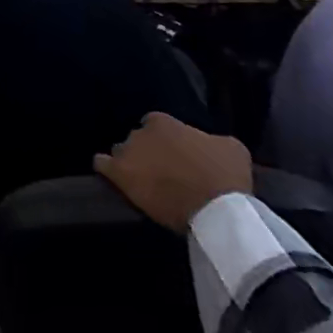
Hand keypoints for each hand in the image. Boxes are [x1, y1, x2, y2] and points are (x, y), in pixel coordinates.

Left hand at [93, 112, 252, 232]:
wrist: (217, 210)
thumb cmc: (226, 176)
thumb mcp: (231, 148)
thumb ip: (210, 139)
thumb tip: (206, 143)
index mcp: (163, 121)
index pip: (156, 123)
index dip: (165, 137)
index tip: (175, 152)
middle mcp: (139, 132)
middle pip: (138, 138)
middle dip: (148, 150)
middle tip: (163, 169)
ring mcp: (127, 152)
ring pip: (121, 151)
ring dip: (130, 161)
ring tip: (143, 178)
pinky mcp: (119, 175)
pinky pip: (102, 164)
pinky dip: (106, 168)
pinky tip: (113, 175)